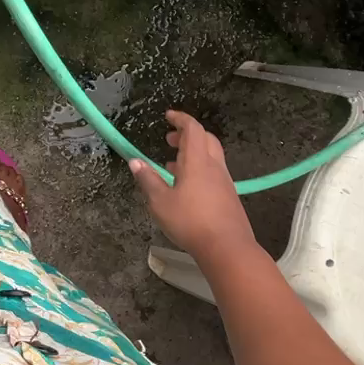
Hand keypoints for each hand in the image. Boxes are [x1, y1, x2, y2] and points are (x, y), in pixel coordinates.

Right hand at [129, 111, 258, 266]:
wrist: (228, 248)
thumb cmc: (190, 221)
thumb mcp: (160, 201)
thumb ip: (148, 179)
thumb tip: (135, 161)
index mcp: (197, 162)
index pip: (193, 129)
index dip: (181, 119)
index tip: (168, 116)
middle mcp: (214, 167)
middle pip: (206, 139)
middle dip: (188, 134)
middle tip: (170, 139)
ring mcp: (224, 182)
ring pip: (211, 156)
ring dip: (193, 153)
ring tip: (172, 163)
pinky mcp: (228, 197)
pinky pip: (213, 172)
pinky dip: (199, 169)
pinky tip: (186, 186)